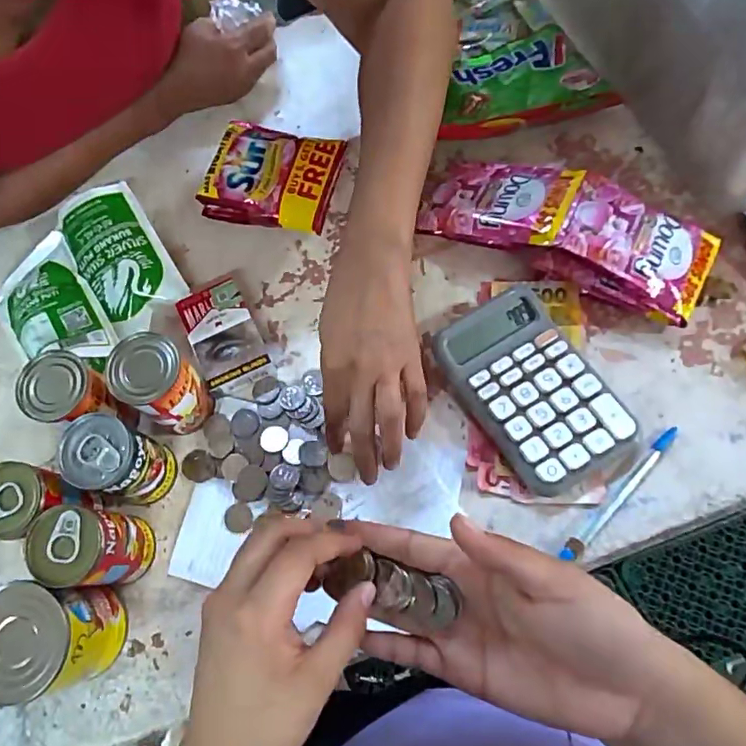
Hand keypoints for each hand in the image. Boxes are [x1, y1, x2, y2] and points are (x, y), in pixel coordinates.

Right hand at [151, 15, 276, 119]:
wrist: (177, 92)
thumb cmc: (185, 56)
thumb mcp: (199, 27)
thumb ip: (219, 23)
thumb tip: (229, 26)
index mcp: (235, 47)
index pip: (262, 31)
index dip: (268, 22)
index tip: (269, 17)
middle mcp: (245, 67)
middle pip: (270, 52)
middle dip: (270, 40)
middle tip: (263, 33)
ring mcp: (243, 84)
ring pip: (264, 68)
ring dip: (262, 56)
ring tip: (253, 48)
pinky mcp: (237, 95)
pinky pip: (253, 78)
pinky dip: (253, 68)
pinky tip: (242, 64)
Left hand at [184, 517, 373, 745]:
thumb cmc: (272, 727)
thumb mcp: (319, 680)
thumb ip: (347, 626)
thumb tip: (367, 584)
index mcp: (255, 611)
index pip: (296, 552)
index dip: (331, 540)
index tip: (361, 543)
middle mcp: (228, 595)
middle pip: (266, 534)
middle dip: (306, 528)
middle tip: (342, 543)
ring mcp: (216, 602)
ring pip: (252, 548)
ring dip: (288, 542)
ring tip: (327, 560)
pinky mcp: (214, 613)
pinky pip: (244, 568)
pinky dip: (272, 560)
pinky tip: (300, 581)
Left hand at [319, 239, 425, 483]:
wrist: (374, 269)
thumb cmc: (343, 298)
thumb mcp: (326, 337)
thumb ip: (333, 371)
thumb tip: (341, 399)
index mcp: (335, 367)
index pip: (334, 413)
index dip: (335, 436)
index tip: (336, 452)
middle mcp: (362, 374)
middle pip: (363, 424)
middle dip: (363, 455)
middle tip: (366, 477)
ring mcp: (391, 367)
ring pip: (392, 417)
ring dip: (391, 446)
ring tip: (390, 466)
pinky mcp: (414, 358)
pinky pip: (418, 394)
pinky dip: (416, 416)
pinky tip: (412, 432)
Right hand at [346, 516, 687, 740]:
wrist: (623, 691)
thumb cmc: (592, 623)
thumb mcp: (553, 582)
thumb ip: (501, 555)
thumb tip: (454, 521)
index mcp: (478, 567)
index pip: (419, 547)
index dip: (383, 536)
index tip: (343, 529)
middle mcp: (458, 595)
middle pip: (400, 578)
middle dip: (363, 568)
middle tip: (317, 566)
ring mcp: (454, 633)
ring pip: (400, 614)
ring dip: (365, 604)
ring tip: (322, 598)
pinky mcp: (457, 668)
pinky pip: (413, 654)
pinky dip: (384, 647)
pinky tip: (352, 640)